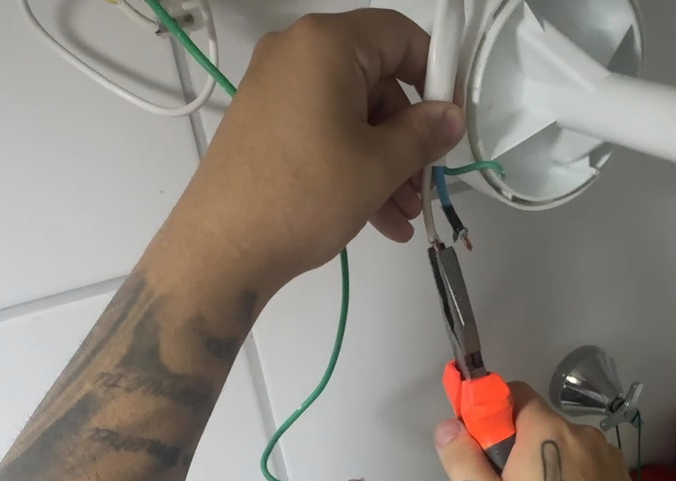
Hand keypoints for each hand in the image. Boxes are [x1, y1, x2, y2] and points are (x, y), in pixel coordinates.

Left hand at [161, 11, 465, 296]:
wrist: (224, 249)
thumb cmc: (304, 197)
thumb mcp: (377, 167)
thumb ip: (422, 136)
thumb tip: (450, 117)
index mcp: (326, 45)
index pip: (398, 36)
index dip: (434, 74)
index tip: (450, 120)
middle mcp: (296, 56)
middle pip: (374, 84)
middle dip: (406, 140)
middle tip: (423, 187)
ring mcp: (275, 94)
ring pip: (350, 120)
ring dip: (384, 167)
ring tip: (403, 217)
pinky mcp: (264, 130)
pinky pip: (323, 139)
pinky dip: (351, 171)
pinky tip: (377, 219)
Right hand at [435, 385, 672, 480]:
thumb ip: (462, 459)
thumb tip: (449, 426)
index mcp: (546, 430)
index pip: (514, 393)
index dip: (491, 414)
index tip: (481, 450)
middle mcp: (582, 433)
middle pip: (538, 425)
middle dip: (516, 448)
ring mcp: (607, 457)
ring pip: (563, 449)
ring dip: (545, 466)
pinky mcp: (621, 480)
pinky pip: (585, 469)